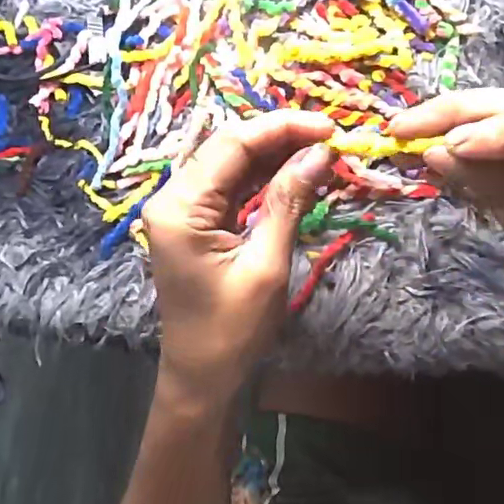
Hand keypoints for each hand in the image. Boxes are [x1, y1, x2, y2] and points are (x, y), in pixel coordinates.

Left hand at [142, 111, 336, 403]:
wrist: (201, 377)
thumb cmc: (231, 331)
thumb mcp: (266, 265)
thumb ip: (288, 202)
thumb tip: (320, 153)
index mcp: (179, 207)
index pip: (232, 145)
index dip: (281, 128)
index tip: (328, 127)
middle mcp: (173, 198)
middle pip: (229, 148)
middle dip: (280, 137)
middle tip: (330, 137)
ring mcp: (181, 209)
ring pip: (232, 164)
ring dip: (275, 155)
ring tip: (320, 150)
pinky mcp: (195, 222)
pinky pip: (231, 187)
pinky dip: (264, 178)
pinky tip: (296, 171)